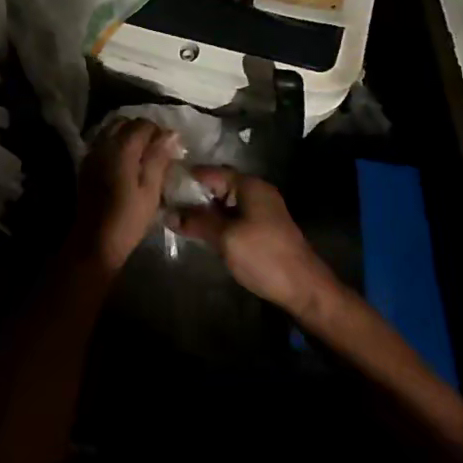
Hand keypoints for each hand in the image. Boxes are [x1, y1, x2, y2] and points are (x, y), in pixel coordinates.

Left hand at [67, 119, 178, 273]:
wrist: (95, 239)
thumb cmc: (129, 217)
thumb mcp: (151, 189)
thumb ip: (158, 158)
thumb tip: (170, 134)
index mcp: (121, 149)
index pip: (142, 125)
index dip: (158, 132)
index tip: (170, 148)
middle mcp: (103, 144)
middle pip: (123, 123)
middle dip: (141, 130)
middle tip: (156, 150)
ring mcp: (91, 154)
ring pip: (110, 131)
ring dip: (127, 136)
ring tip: (142, 156)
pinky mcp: (85, 164)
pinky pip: (102, 142)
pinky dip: (115, 144)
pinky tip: (126, 163)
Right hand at [170, 167, 332, 312]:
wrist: (304, 289)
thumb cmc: (264, 257)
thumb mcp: (225, 237)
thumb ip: (196, 221)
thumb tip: (167, 212)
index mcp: (249, 186)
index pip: (209, 172)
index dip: (183, 177)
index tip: (158, 185)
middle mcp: (255, 192)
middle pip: (215, 186)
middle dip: (189, 194)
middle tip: (160, 203)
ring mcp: (259, 211)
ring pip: (221, 203)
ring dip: (199, 210)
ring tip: (171, 216)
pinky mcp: (259, 229)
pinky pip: (229, 217)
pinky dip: (212, 221)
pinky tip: (194, 231)